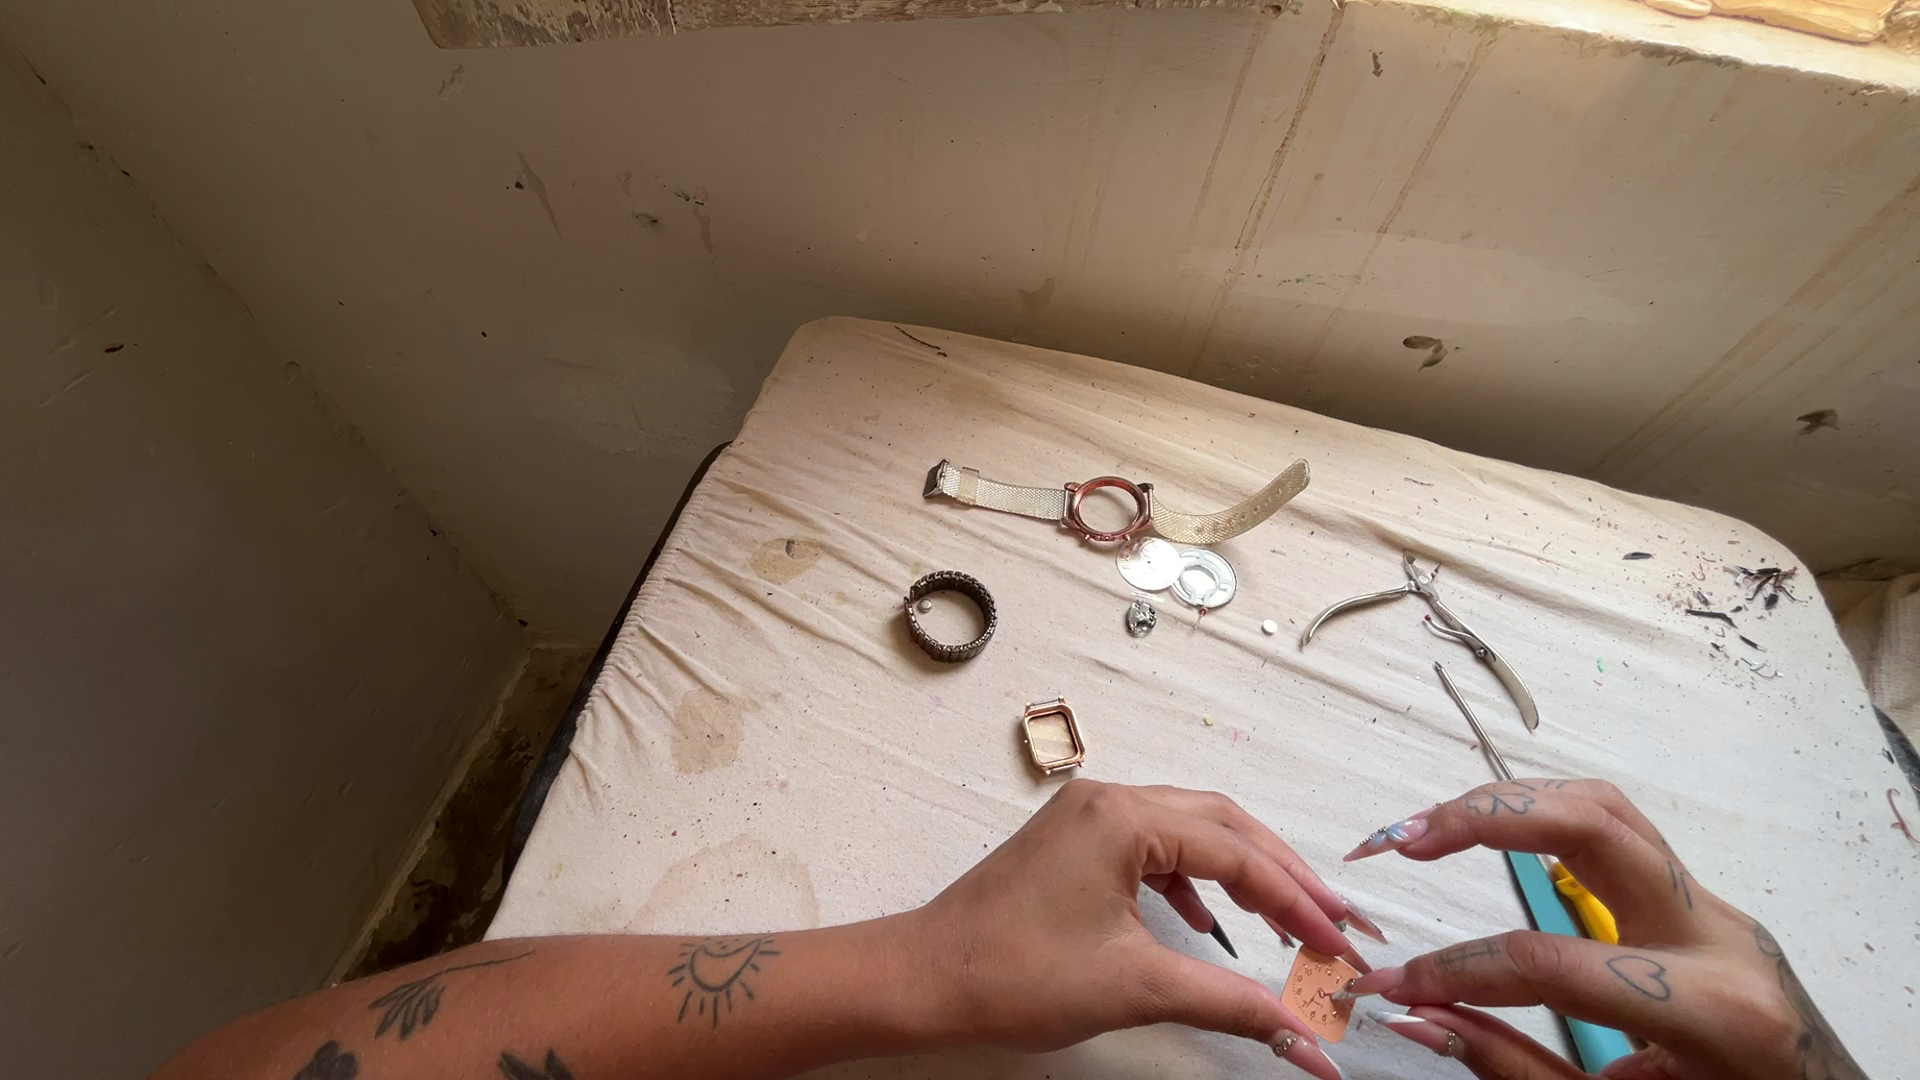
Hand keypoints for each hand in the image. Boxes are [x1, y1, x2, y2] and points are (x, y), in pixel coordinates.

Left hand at [906, 779, 1374, 1079]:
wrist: (930, 973)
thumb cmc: (1023, 973)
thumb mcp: (1136, 985)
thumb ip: (1231, 1002)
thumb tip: (1311, 1044)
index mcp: (1123, 816)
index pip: (1233, 851)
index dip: (1296, 901)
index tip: (1343, 947)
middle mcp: (1107, 798)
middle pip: (1217, 821)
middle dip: (1279, 870)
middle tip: (1334, 920)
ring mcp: (1087, 813)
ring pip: (1184, 827)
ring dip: (1237, 869)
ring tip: (1286, 917)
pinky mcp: (1074, 837)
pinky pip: (1149, 844)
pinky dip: (1188, 875)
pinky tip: (1204, 916)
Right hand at [1341, 779, 1865, 1079]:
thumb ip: (1511, 1065)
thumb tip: (1412, 1012)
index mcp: (1717, 1012)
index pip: (1549, 964)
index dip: (1456, 971)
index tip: (1393, 986)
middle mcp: (1720, 934)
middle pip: (1589, 825)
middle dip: (1479, 820)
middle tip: (1402, 842)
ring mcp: (1712, 903)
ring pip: (1599, 802)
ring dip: (1503, 801)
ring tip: (1432, 826)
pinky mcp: (1693, 893)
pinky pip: (1612, 821)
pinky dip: (1536, 808)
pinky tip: (1490, 827)